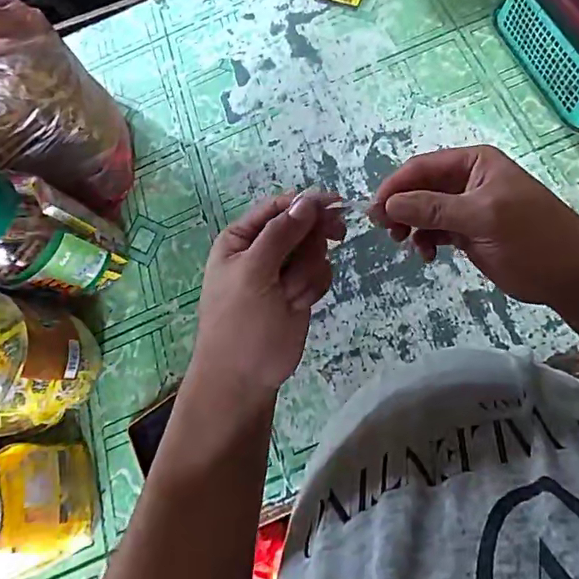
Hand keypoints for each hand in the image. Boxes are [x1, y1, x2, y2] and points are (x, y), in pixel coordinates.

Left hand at [190, 189, 345, 403]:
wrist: (244, 376)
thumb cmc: (240, 322)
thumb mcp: (254, 272)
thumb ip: (281, 234)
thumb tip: (306, 202)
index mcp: (241, 238)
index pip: (278, 207)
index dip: (306, 203)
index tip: (335, 203)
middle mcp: (262, 250)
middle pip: (302, 225)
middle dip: (312, 239)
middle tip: (337, 236)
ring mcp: (282, 271)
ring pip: (315, 250)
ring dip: (309, 270)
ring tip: (291, 294)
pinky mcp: (299, 291)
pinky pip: (320, 272)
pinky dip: (314, 286)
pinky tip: (300, 304)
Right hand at [370, 145, 578, 306]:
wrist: (571, 275)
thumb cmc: (532, 238)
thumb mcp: (483, 217)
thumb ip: (436, 208)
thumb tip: (391, 203)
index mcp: (475, 163)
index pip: (423, 167)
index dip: (396, 186)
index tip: (375, 211)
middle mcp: (469, 180)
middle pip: (421, 187)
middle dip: (401, 207)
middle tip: (386, 232)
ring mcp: (469, 207)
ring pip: (426, 210)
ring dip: (412, 226)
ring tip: (407, 245)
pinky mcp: (471, 232)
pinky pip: (437, 230)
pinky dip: (427, 240)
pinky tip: (428, 255)